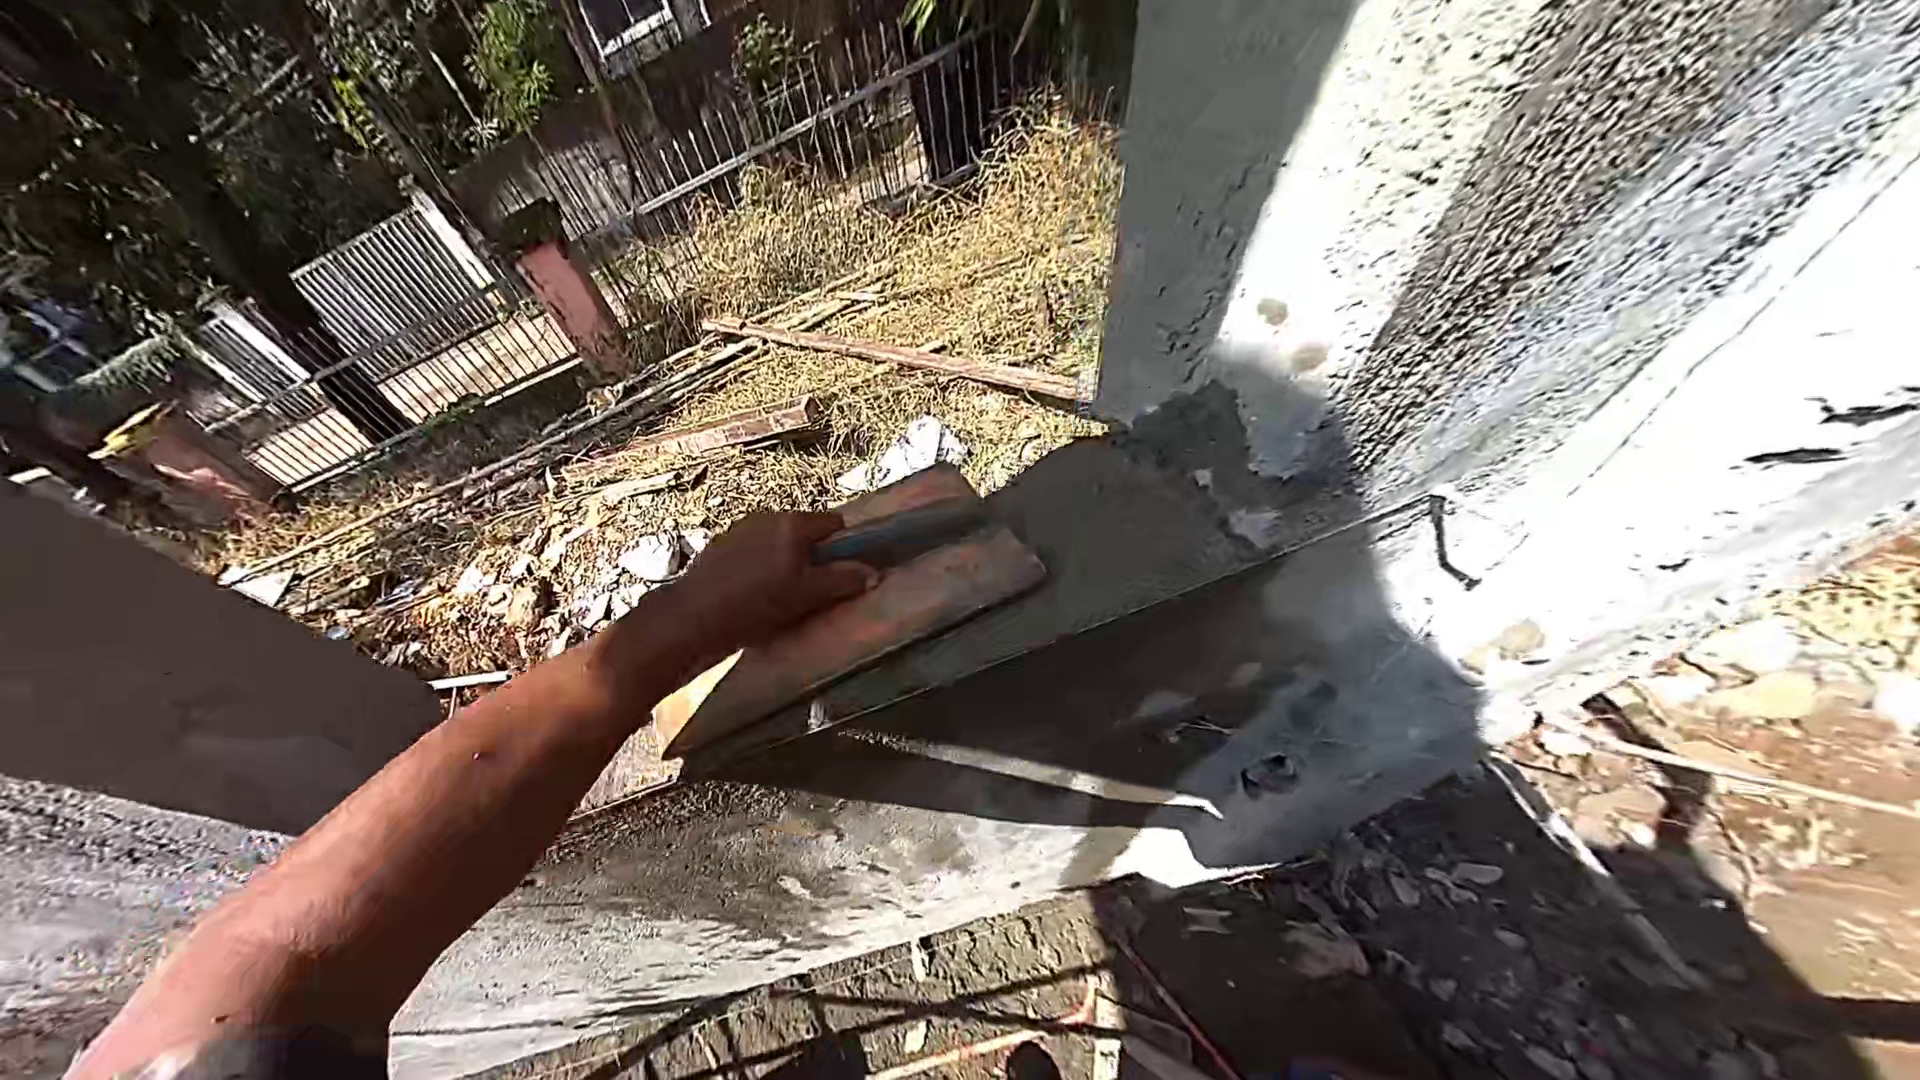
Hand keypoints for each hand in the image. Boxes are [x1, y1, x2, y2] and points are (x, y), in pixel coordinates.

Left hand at [665, 511, 878, 655]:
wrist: (691, 620)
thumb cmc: (756, 605)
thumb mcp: (807, 596)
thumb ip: (843, 581)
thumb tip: (873, 573)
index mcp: (793, 523)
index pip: (835, 523)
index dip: (842, 548)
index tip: (837, 574)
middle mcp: (768, 516)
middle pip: (805, 532)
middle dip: (812, 556)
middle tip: (809, 590)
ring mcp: (740, 529)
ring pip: (778, 541)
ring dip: (785, 561)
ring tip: (777, 595)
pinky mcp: (719, 545)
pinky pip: (754, 550)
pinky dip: (760, 566)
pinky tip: (751, 594)